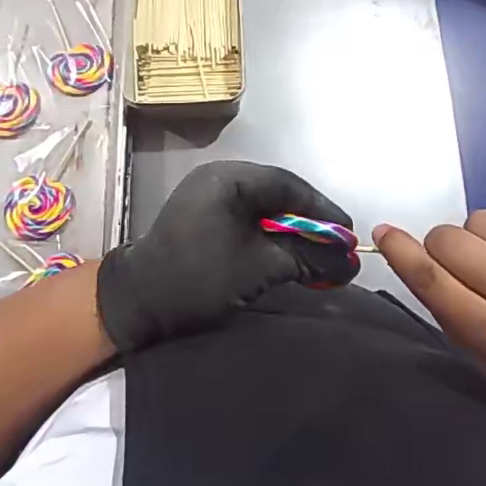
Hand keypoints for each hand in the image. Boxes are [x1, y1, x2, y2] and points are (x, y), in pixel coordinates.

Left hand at [97, 161, 355, 351]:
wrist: (135, 306)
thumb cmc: (198, 278)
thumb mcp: (260, 268)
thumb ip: (307, 258)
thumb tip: (350, 263)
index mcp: (228, 179)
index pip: (288, 185)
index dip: (322, 209)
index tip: (347, 233)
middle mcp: (218, 179)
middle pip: (279, 194)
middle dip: (309, 221)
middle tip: (336, 244)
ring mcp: (208, 198)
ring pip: (265, 208)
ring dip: (292, 231)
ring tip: (317, 252)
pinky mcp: (204, 218)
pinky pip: (249, 219)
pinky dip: (272, 237)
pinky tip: (288, 254)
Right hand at [372, 209, 485, 409]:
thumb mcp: (480, 354)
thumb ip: (444, 306)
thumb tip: (404, 249)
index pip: (436, 280)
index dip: (403, 253)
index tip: (384, 233)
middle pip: (452, 240)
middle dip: (441, 246)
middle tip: (458, 265)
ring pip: (479, 218)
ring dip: (477, 238)